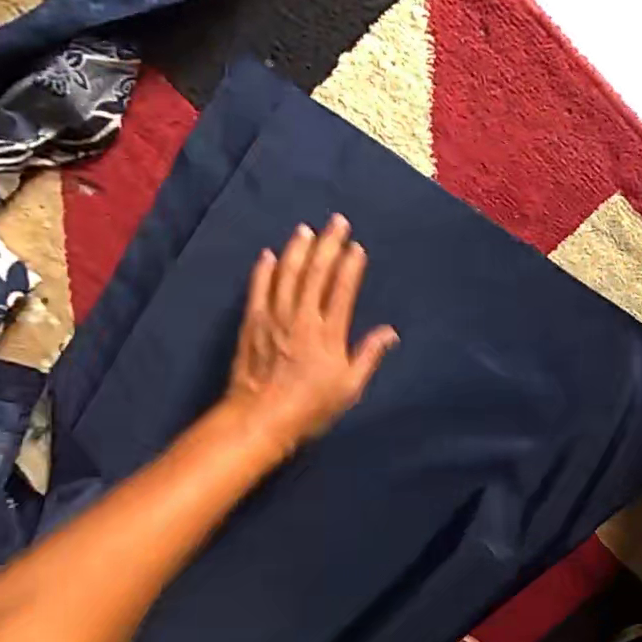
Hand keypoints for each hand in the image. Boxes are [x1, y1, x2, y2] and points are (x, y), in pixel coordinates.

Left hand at [224, 214, 397, 453]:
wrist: (259, 419)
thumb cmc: (310, 407)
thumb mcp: (349, 388)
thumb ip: (368, 356)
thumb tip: (390, 332)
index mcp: (329, 333)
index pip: (342, 290)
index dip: (350, 266)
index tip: (357, 247)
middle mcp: (302, 318)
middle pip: (316, 274)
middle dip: (328, 245)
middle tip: (337, 222)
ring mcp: (273, 318)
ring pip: (287, 275)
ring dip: (297, 250)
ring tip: (306, 229)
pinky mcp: (251, 324)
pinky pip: (258, 290)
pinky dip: (264, 271)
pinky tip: (269, 255)